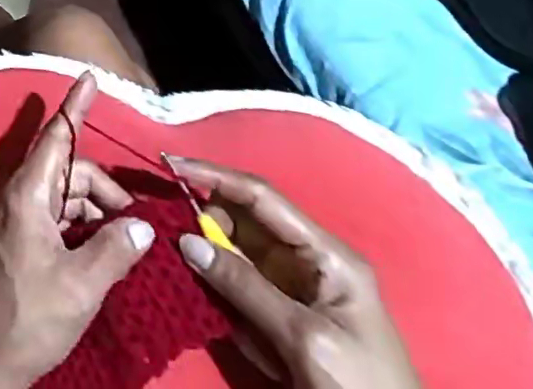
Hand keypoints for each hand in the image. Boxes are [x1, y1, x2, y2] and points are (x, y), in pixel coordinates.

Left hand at [0, 74, 155, 388]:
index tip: (89, 77)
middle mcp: (21, 195)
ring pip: (67, 193)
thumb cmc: (29, 314)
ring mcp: (19, 216)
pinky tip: (108, 246)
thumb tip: (144, 225)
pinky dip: (85, 224)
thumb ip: (115, 248)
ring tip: (128, 240)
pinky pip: (59, 215)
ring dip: (98, 208)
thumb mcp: (81, 284)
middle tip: (139, 224)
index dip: (74, 106)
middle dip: (106, 187)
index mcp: (28, 193)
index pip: (56, 137)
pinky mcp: (22, 238)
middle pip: (70, 169)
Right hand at [166, 158, 420, 388]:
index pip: (260, 195)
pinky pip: (240, 288)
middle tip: (182, 249)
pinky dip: (230, 302)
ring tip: (228, 312)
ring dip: (218, 272)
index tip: (170, 165)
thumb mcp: (305, 339)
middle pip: (242, 221)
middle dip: (209, 229)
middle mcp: (308, 258)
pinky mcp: (284, 312)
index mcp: (326, 253)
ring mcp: (296, 286)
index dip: (214, 175)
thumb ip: (245, 287)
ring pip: (235, 254)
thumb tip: (186, 241)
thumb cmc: (362, 388)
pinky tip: (242, 335)